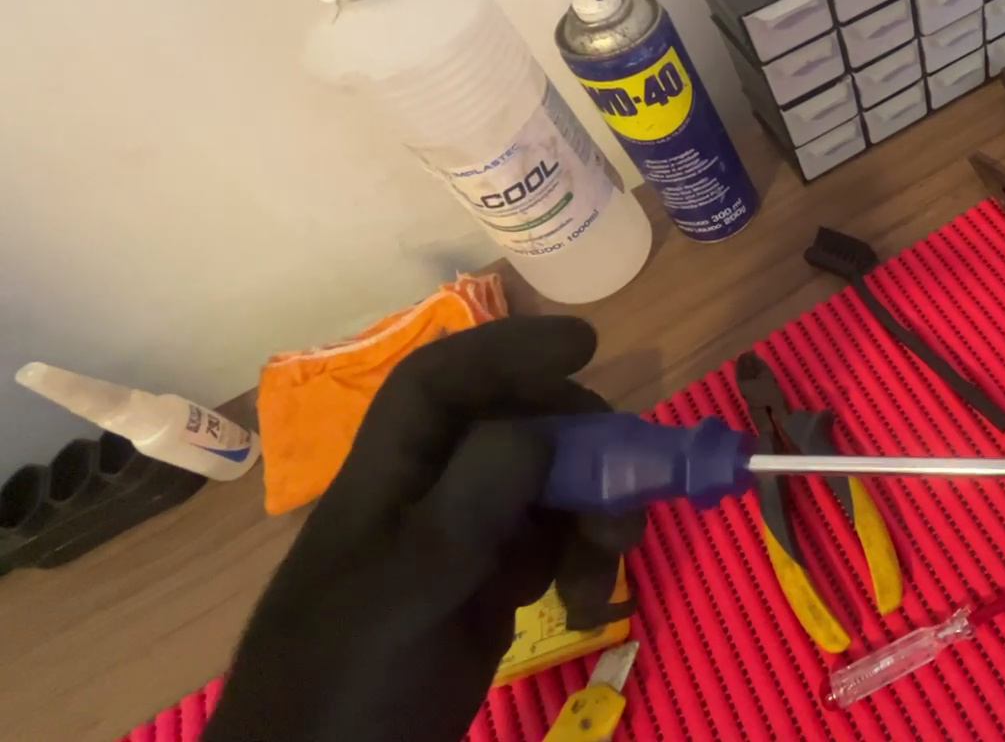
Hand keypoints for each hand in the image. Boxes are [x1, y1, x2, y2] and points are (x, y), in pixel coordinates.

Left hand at [206, 316, 646, 741]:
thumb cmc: (348, 685)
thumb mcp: (409, 591)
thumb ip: (471, 502)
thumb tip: (540, 428)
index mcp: (390, 477)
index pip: (441, 382)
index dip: (508, 348)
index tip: (586, 346)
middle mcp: (434, 491)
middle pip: (522, 426)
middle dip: (585, 449)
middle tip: (629, 483)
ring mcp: (469, 534)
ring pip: (555, 481)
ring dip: (598, 511)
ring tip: (613, 559)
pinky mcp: (497, 575)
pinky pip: (562, 535)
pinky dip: (589, 558)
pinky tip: (589, 600)